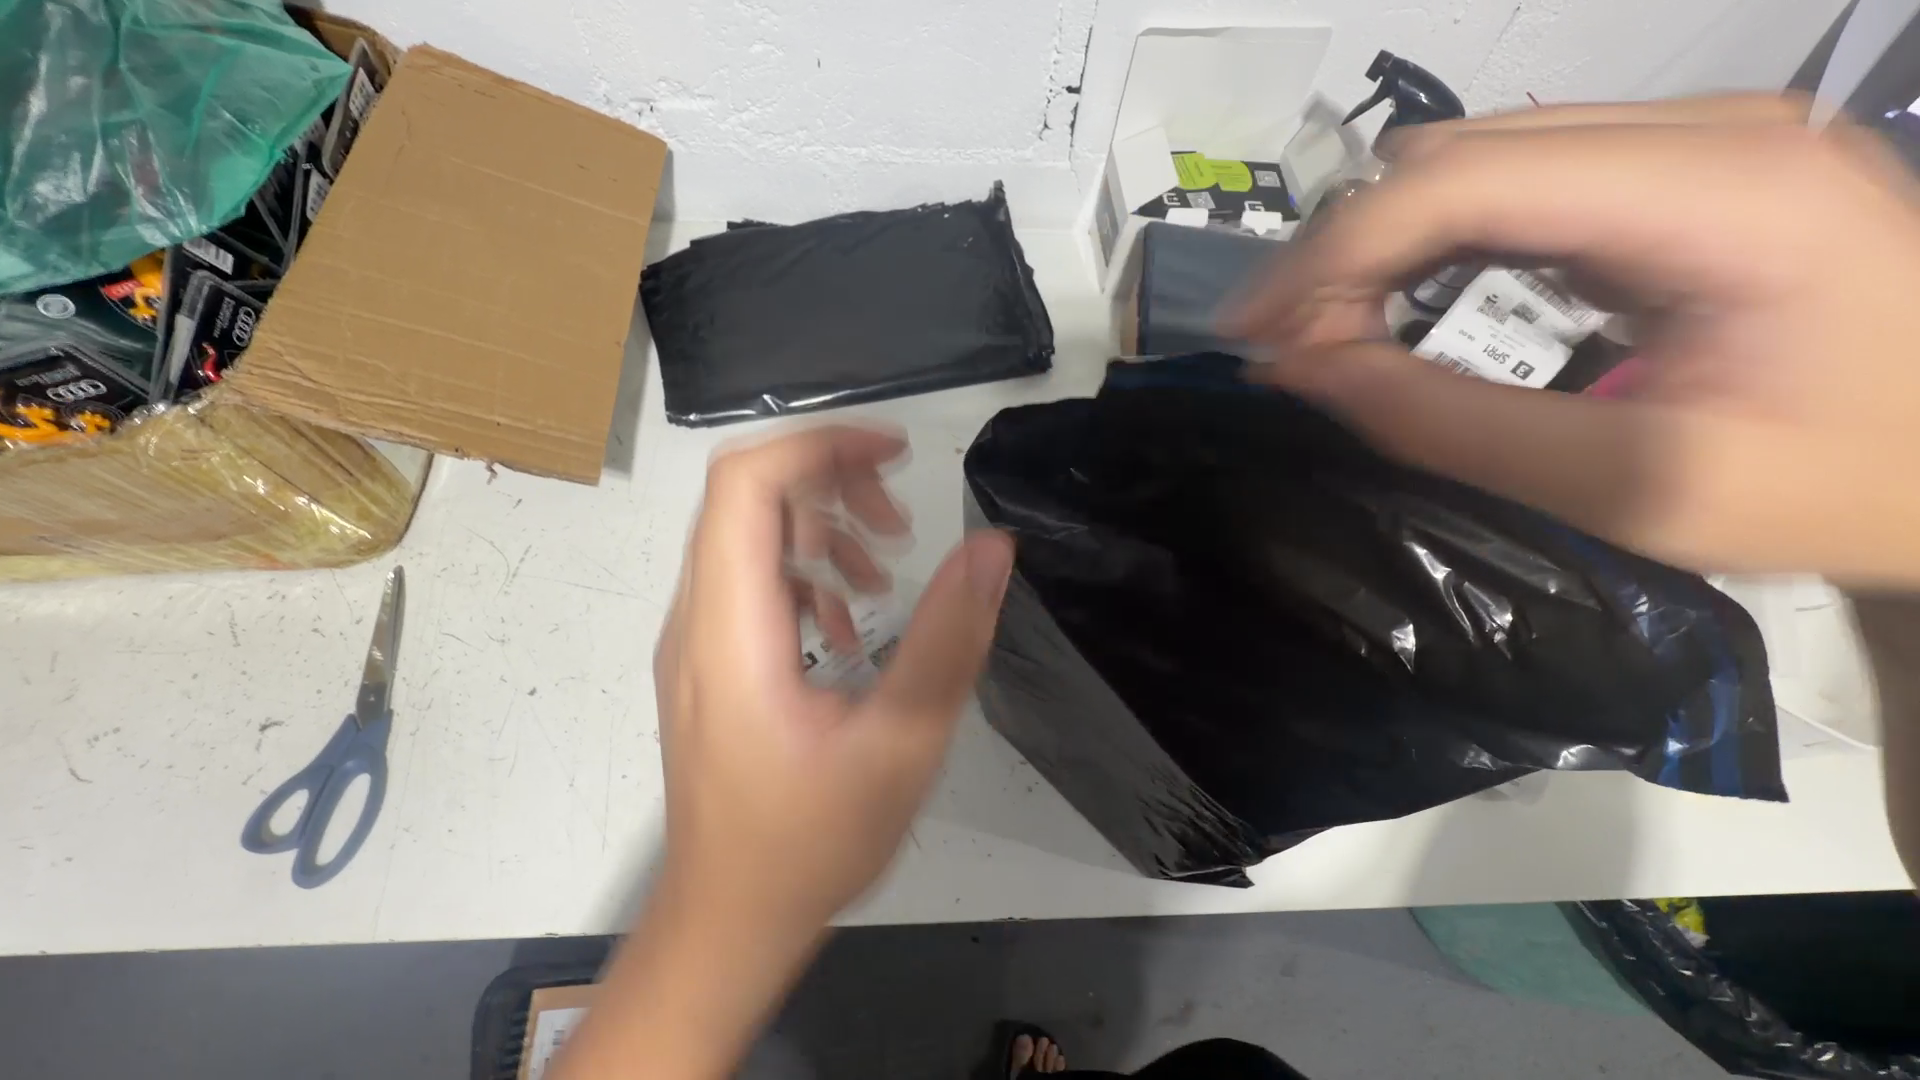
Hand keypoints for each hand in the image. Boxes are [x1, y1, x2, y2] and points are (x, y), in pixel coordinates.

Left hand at [551, 427, 1011, 1079]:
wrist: (729, 921)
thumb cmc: (809, 843)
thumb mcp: (900, 744)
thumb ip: (948, 640)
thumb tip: (991, 549)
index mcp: (731, 628)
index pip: (748, 485)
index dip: (821, 447)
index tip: (896, 455)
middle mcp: (697, 621)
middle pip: (746, 501)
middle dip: (830, 485)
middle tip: (901, 519)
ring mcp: (696, 645)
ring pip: (747, 540)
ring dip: (820, 532)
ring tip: (885, 571)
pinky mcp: (710, 668)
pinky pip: (750, 587)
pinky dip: (804, 577)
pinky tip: (850, 623)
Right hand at [1233, 95, 1919, 587]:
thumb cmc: (1837, 489)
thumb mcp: (1627, 486)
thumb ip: (1444, 423)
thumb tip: (1296, 367)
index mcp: (1720, 195)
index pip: (1462, 183)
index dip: (1330, 254)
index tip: (1251, 334)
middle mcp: (1704, 134)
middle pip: (1450, 157)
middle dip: (1339, 253)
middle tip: (1285, 349)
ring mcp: (1690, 142)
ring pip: (1462, 161)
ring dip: (1371, 246)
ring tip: (1326, 332)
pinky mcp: (1668, 172)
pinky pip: (1500, 184)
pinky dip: (1420, 245)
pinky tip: (1395, 302)